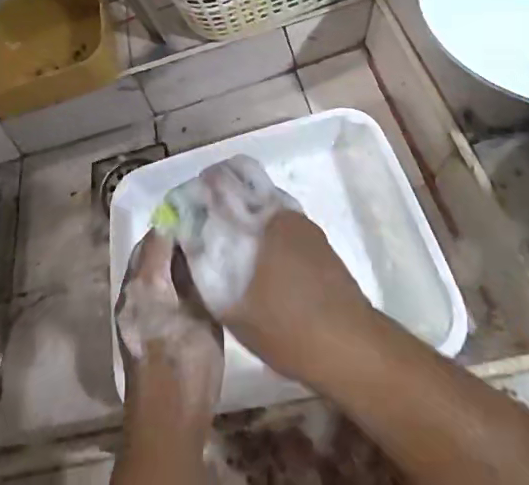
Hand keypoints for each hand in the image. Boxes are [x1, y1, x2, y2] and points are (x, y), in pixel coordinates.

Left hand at [114, 229, 222, 423]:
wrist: (166, 418)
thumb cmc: (187, 362)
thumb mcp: (200, 311)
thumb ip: (194, 272)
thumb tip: (197, 237)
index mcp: (145, 280)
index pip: (159, 232)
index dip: (180, 218)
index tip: (206, 208)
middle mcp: (131, 287)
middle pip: (150, 247)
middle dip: (174, 233)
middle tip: (207, 225)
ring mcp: (129, 306)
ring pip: (148, 265)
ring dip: (170, 253)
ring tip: (203, 247)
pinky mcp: (135, 323)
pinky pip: (149, 283)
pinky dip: (166, 273)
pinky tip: (192, 277)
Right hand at [166, 156, 373, 383]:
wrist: (348, 343)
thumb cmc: (285, 328)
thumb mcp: (231, 310)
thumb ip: (204, 275)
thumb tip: (185, 250)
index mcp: (256, 220)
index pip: (218, 185)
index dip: (196, 192)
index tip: (180, 208)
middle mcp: (279, 211)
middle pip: (242, 184)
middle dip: (218, 196)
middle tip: (200, 222)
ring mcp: (301, 223)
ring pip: (262, 202)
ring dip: (241, 211)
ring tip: (225, 242)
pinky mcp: (316, 239)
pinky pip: (279, 219)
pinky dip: (263, 227)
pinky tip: (256, 256)